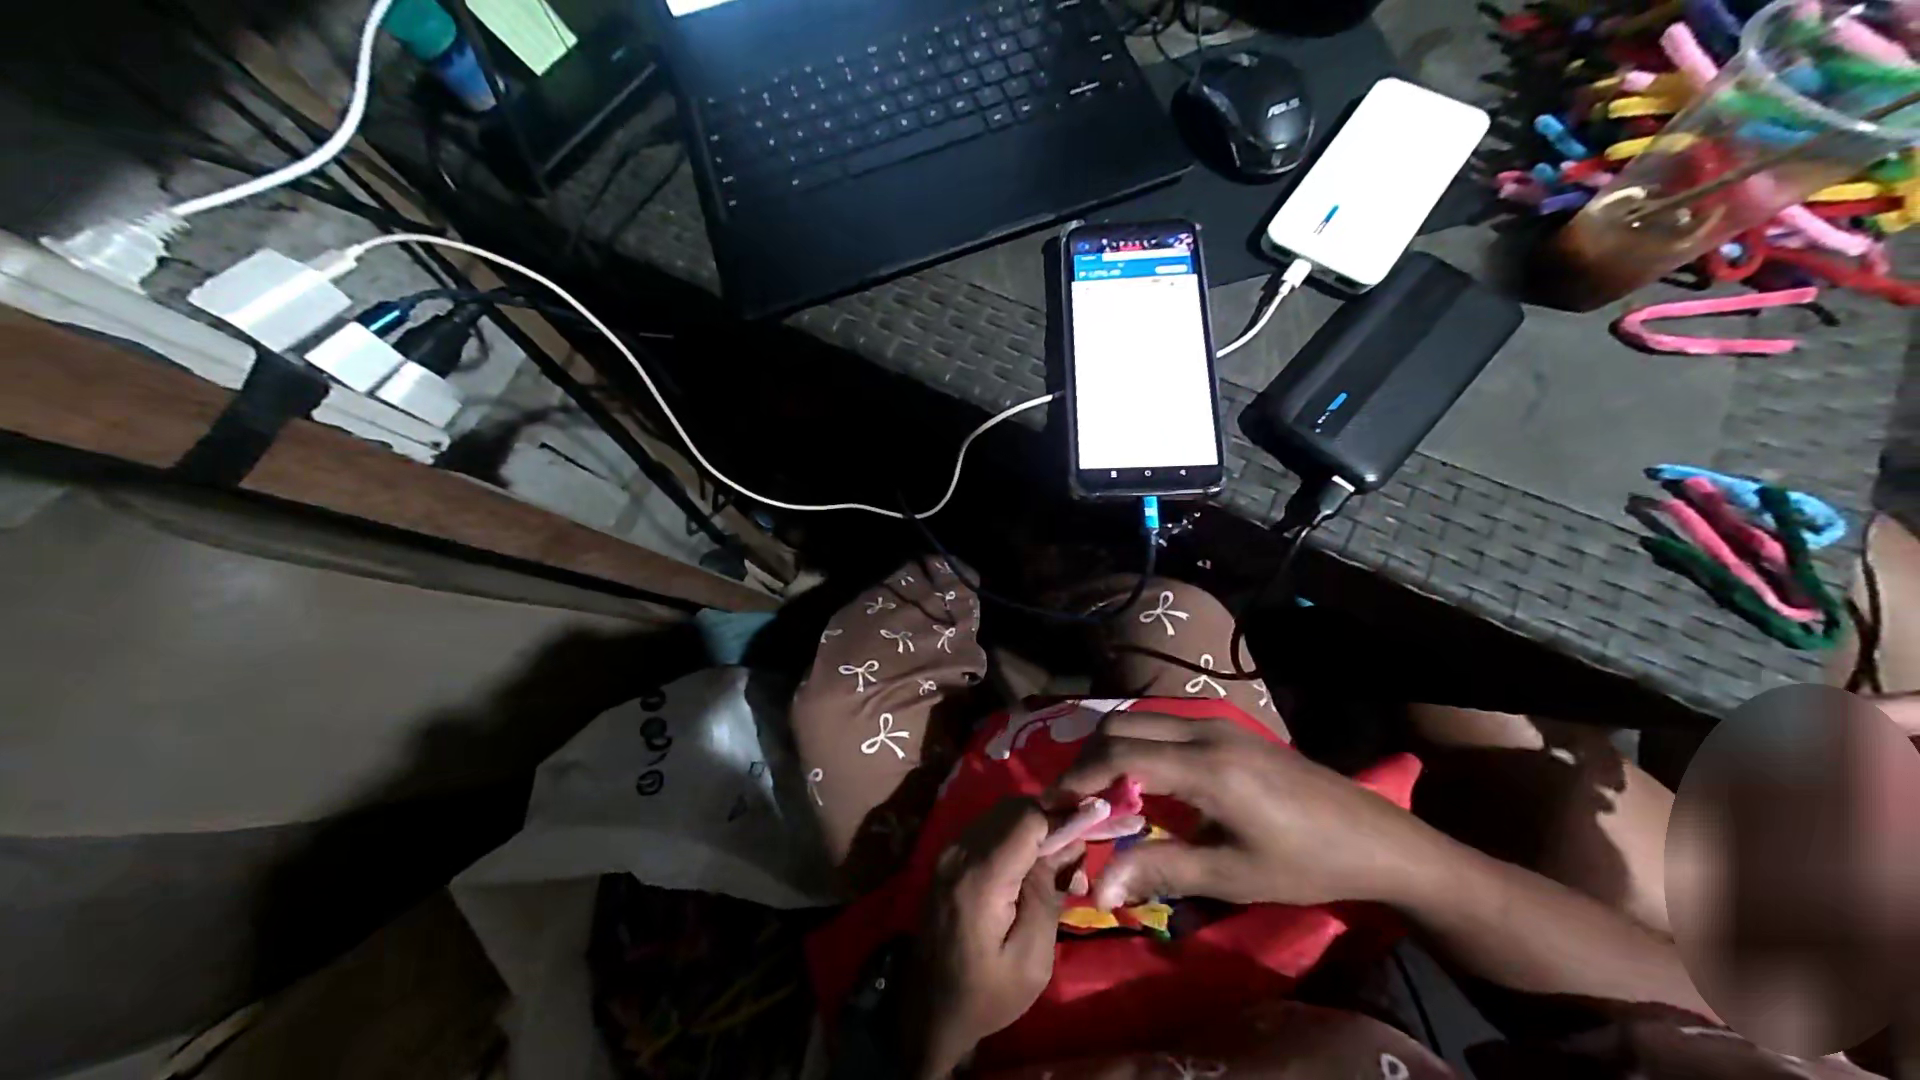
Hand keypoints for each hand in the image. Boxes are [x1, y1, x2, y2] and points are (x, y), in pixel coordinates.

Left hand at [901, 798, 1082, 1079]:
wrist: (931, 1012)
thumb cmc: (987, 995)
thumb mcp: (1032, 958)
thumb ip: (1048, 892)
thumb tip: (1070, 842)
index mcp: (980, 877)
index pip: (1027, 817)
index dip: (1063, 816)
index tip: (1094, 827)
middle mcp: (960, 852)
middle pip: (1015, 809)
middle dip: (1052, 820)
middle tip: (1079, 854)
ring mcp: (949, 852)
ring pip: (1003, 814)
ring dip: (1035, 827)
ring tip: (1060, 865)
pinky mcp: (949, 858)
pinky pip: (989, 828)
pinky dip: (1016, 836)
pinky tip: (1033, 867)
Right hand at [1053, 713, 1436, 911]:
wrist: (1375, 839)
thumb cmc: (1303, 864)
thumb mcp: (1231, 875)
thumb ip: (1160, 869)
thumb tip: (1099, 887)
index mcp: (1205, 767)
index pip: (1120, 753)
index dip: (1078, 775)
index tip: (1053, 802)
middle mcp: (1205, 731)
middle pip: (1122, 725)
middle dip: (1088, 757)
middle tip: (1075, 799)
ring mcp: (1218, 724)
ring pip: (1142, 719)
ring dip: (1112, 747)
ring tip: (1103, 792)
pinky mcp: (1228, 728)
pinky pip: (1164, 723)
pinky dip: (1138, 743)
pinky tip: (1144, 781)